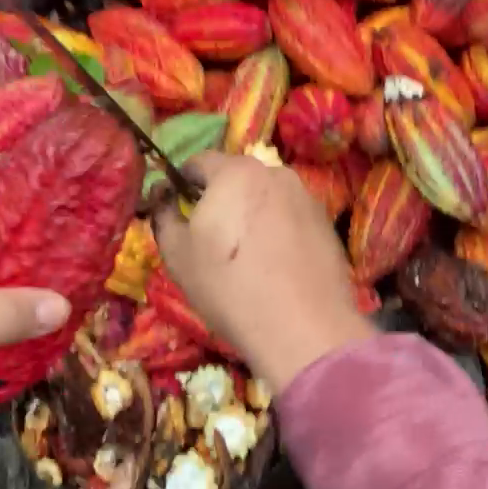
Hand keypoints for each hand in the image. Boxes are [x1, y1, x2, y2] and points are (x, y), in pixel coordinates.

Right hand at [152, 153, 374, 391]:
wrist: (303, 328)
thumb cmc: (230, 286)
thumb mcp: (178, 254)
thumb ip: (164, 215)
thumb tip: (161, 193)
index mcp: (236, 172)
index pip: (200, 161)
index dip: (184, 182)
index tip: (180, 210)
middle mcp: (275, 173)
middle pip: (237, 177)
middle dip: (221, 199)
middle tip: (212, 239)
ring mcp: (306, 196)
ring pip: (266, 196)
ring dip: (252, 213)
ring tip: (247, 256)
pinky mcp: (325, 222)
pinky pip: (290, 216)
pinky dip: (279, 230)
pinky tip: (276, 265)